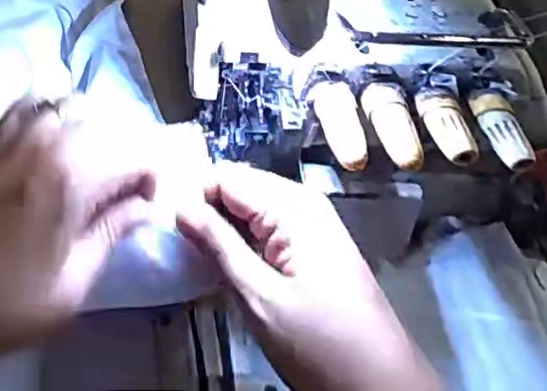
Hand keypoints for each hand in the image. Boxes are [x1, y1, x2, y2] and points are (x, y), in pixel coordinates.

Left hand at [0, 97, 155, 390]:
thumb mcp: (69, 286)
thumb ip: (113, 233)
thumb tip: (146, 205)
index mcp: (76, 174)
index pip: (139, 153)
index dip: (153, 176)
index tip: (148, 203)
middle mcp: (51, 138)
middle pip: (113, 122)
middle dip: (129, 150)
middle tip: (126, 187)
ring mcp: (17, 132)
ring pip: (77, 103)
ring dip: (97, 127)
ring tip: (94, 163)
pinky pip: (34, 100)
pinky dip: (55, 106)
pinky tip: (56, 131)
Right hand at [176, 164, 441, 390]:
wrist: (382, 384)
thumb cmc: (322, 344)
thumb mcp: (261, 299)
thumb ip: (219, 247)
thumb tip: (180, 206)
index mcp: (291, 204)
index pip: (227, 176)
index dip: (193, 196)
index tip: (164, 225)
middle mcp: (301, 202)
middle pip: (239, 189)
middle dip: (206, 211)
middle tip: (175, 246)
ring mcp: (309, 224)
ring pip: (250, 211)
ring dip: (222, 230)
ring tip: (192, 259)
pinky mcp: (310, 247)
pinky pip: (266, 230)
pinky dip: (242, 244)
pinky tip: (224, 270)